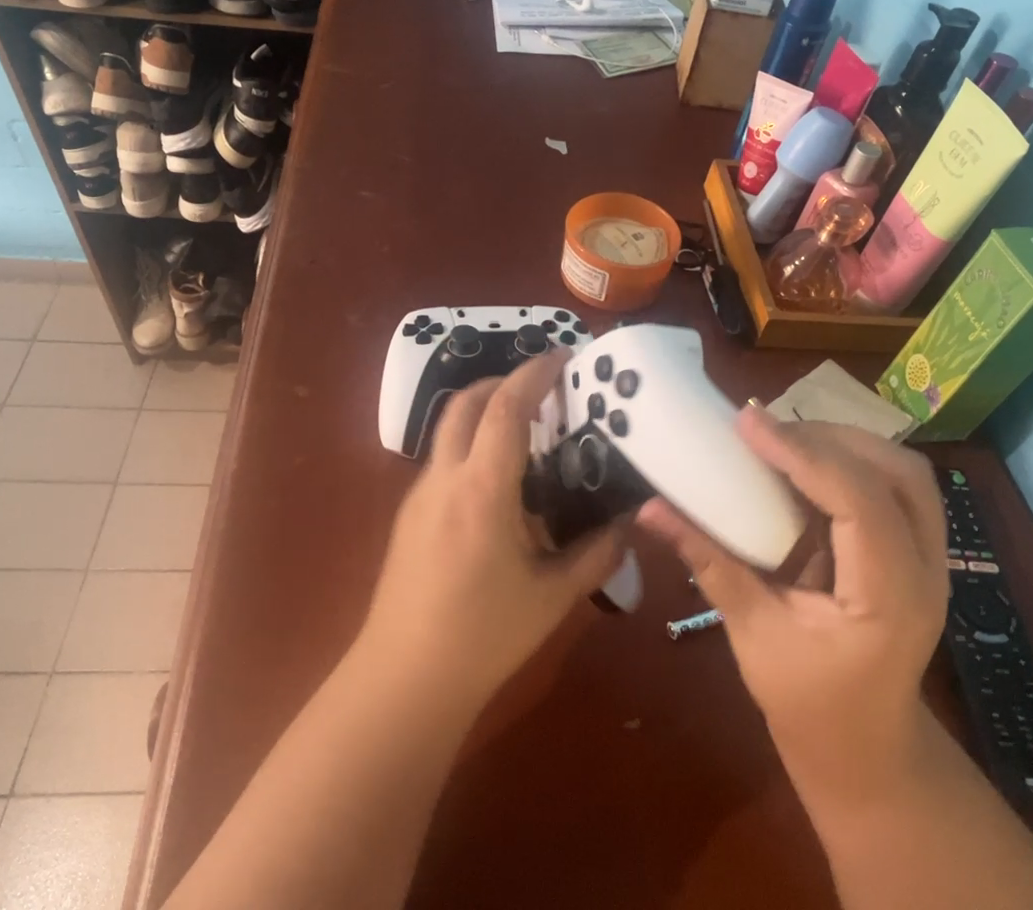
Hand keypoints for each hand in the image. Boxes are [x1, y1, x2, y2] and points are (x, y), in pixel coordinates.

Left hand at [360, 350, 626, 704]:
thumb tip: (627, 525)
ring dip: (484, 415)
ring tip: (529, 433)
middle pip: (465, 404)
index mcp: (482, 490)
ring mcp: (419, 497)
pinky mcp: (408, 517)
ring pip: (448, 431)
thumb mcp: (553, 596)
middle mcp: (444, 479)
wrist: (405, 676)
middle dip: (503, 382)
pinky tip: (501, 485)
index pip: (505, 408)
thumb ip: (596, 555)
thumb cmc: (484, 635)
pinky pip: (443, 462)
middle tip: (545, 389)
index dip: (534, 374)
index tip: (562, 357)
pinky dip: (472, 448)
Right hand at [638, 408, 949, 801]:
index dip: (804, 454)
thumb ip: (708, 563)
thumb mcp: (751, 633)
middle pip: (899, 473)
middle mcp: (928, 571)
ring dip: (848, 445)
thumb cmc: (807, 702)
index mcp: (889, 599)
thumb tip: (650, 510)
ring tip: (785, 441)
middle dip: (831, 438)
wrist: (865, 747)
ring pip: (907, 475)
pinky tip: (808, 468)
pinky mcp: (921, 555)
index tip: (748, 422)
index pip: (859, 502)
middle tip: (765, 431)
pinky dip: (855, 466)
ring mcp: (935, 561)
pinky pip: (898, 490)